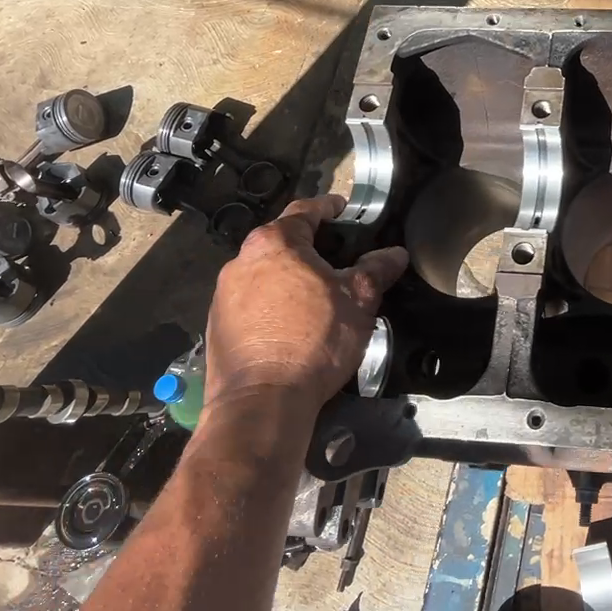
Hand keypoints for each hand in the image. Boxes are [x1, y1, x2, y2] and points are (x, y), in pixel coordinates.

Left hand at [204, 194, 408, 410]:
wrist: (261, 403)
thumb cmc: (314, 340)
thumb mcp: (358, 300)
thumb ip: (376, 270)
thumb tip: (395, 254)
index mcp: (275, 243)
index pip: (305, 210)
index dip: (328, 207)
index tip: (343, 209)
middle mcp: (241, 260)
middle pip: (281, 241)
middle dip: (309, 246)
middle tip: (338, 257)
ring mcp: (223, 295)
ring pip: (264, 272)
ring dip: (289, 276)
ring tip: (316, 294)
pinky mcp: (216, 327)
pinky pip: (250, 302)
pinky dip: (271, 303)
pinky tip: (291, 324)